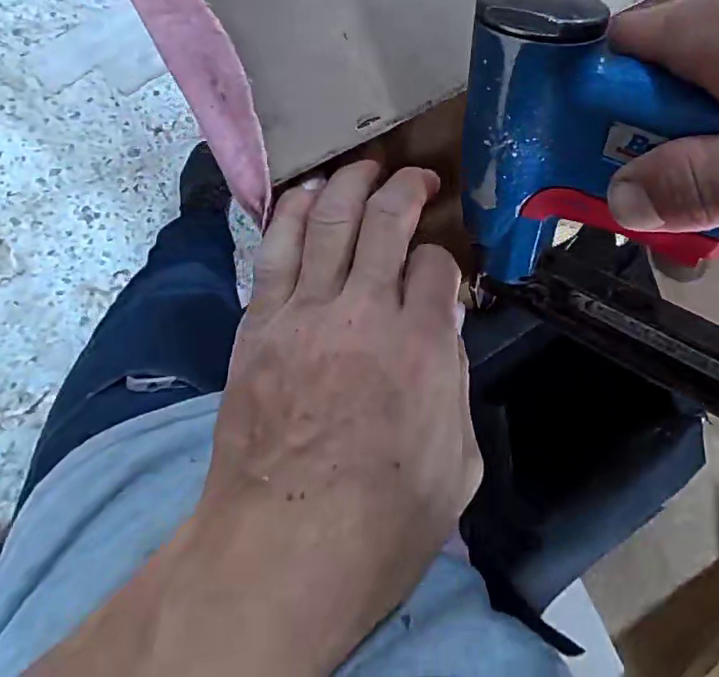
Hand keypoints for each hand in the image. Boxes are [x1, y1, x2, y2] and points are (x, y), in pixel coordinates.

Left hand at [205, 160, 478, 655]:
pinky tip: (308, 194)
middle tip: (419, 179)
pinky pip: (277, 252)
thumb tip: (441, 327)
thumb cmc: (386, 519)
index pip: (437, 266)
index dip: (443, 261)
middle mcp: (366, 313)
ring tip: (366, 167)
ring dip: (351, 184)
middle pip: (387, 222)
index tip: (438, 276)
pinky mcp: (259, 327)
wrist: (283, 552)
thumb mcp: (458, 458)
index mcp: (422, 346)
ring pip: (330, 222)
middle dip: (408, 189)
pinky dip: (294, 214)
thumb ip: (455, 380)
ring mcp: (306, 315)